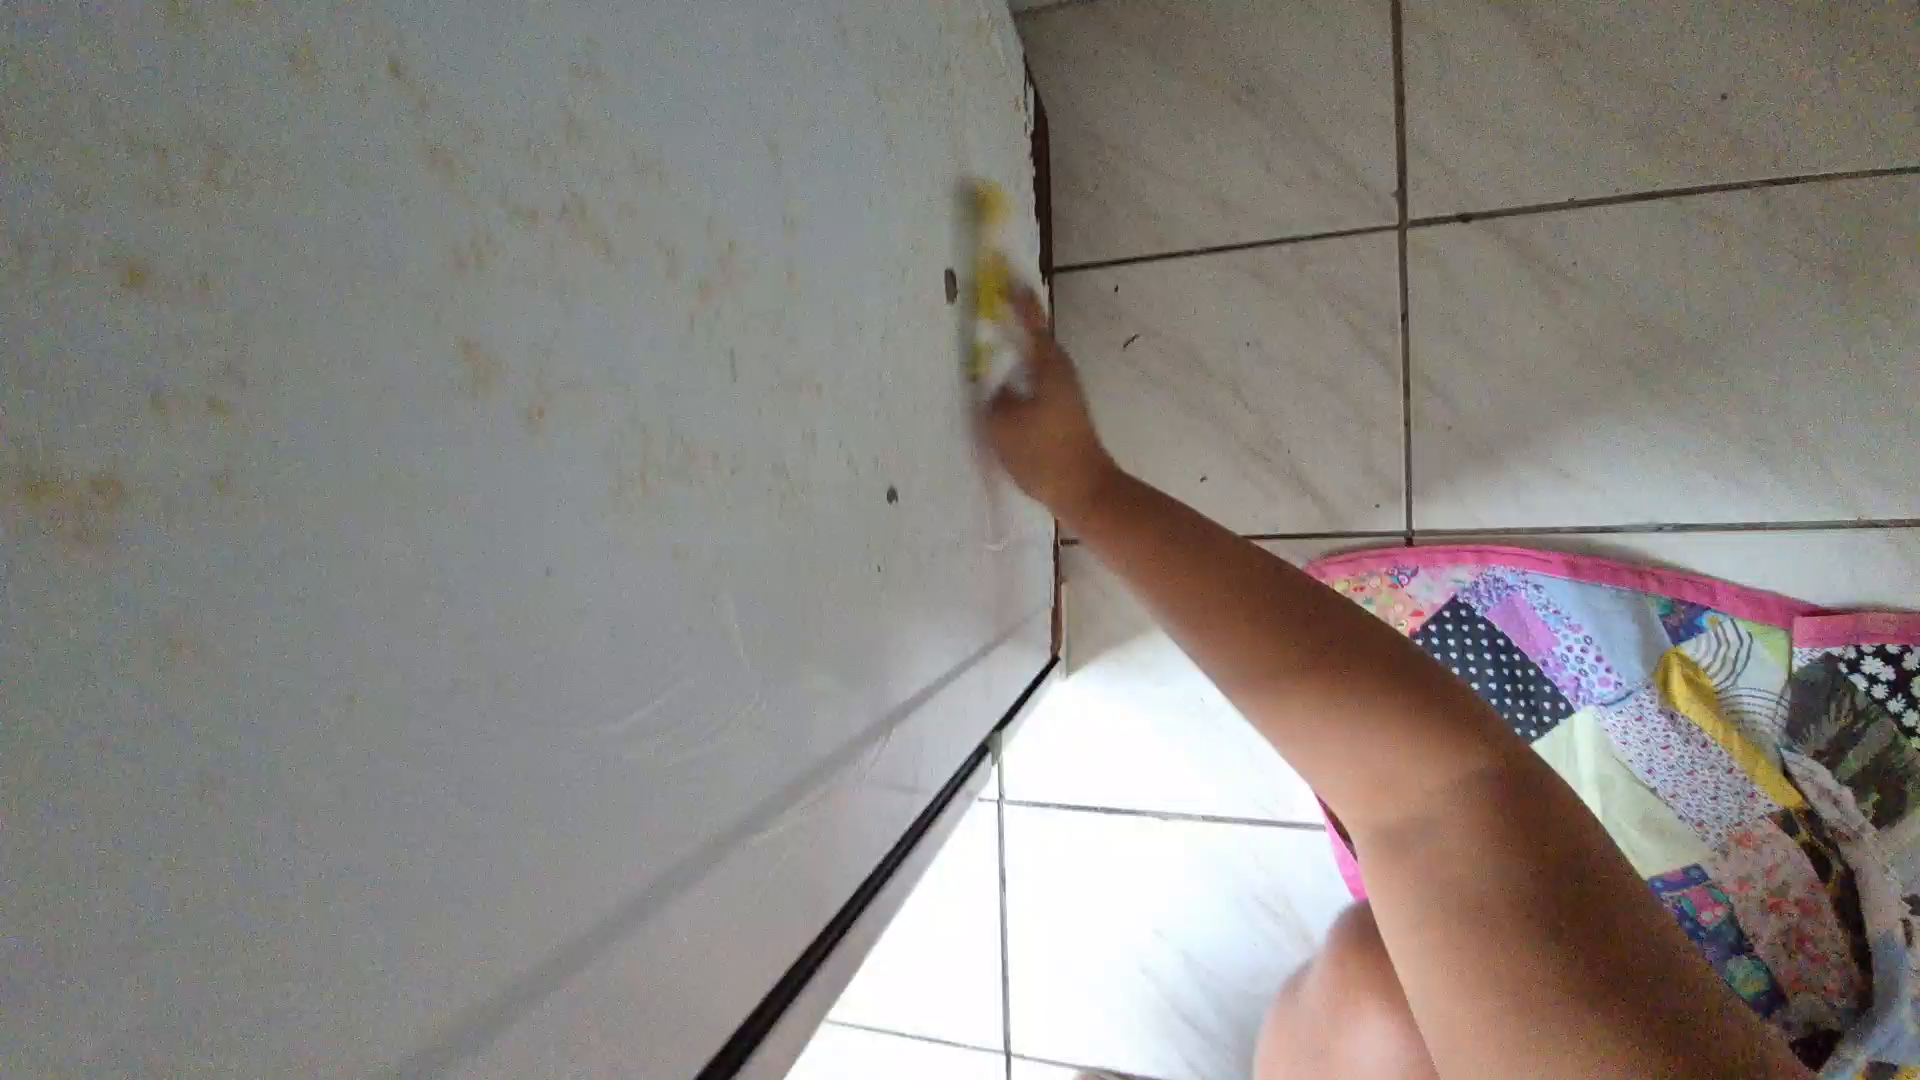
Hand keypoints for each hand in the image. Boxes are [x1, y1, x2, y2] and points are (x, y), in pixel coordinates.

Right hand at [979, 286, 1119, 519]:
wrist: (1082, 490)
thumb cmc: (1043, 452)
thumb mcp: (1002, 421)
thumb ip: (992, 395)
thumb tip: (993, 385)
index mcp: (1048, 364)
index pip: (1031, 321)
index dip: (1017, 300)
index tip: (1006, 278)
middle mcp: (1060, 372)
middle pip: (1033, 341)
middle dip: (1013, 327)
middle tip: (989, 312)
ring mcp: (1064, 395)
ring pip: (1033, 366)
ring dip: (1013, 357)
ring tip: (988, 352)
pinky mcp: (1062, 416)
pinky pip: (1034, 387)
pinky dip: (1018, 382)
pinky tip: (1001, 393)